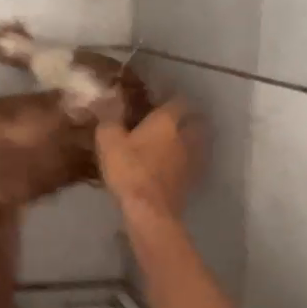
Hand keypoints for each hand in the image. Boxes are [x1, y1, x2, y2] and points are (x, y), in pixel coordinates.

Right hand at [96, 99, 202, 219]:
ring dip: (190, 140)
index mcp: (167, 121)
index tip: (160, 99)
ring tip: (175, 143)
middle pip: (195, 121)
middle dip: (187, 119)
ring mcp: (192, 159)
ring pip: (197, 142)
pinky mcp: (192, 180)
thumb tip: (109, 100)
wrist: (149, 209)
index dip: (171, 98)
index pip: (178, 101)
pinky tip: (175, 166)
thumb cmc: (129, 169)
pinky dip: (186, 161)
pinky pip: (192, 163)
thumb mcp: (108, 141)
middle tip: (172, 121)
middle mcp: (185, 136)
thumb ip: (109, 119)